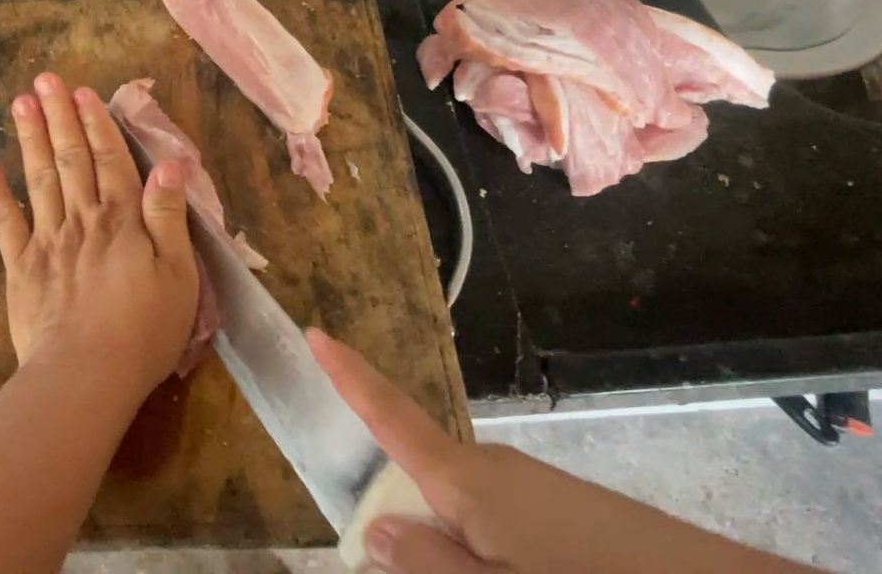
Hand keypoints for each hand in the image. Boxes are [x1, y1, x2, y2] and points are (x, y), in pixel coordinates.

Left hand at [0, 73, 198, 400]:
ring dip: (30, 139)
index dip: (97, 125)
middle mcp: (83, 218)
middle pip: (71, 159)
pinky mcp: (21, 267)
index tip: (84, 93)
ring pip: (39, 178)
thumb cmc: (144, 329)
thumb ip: (169, 217)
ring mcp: (47, 240)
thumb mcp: (178, 274)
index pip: (110, 161)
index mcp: (122, 219)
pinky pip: (5, 222)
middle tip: (46, 81)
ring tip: (21, 103)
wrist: (86, 375)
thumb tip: (169, 165)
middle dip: (60, 117)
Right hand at [310, 330, 821, 573]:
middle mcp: (496, 471)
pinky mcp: (565, 513)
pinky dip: (483, 552)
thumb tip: (376, 528)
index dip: (349, 375)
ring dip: (449, 547)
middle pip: (419, 476)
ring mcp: (535, 489)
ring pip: (460, 509)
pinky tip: (512, 570)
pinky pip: (497, 525)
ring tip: (464, 567)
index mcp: (469, 484)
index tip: (316, 331)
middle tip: (399, 558)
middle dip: (397, 514)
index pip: (391, 416)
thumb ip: (430, 564)